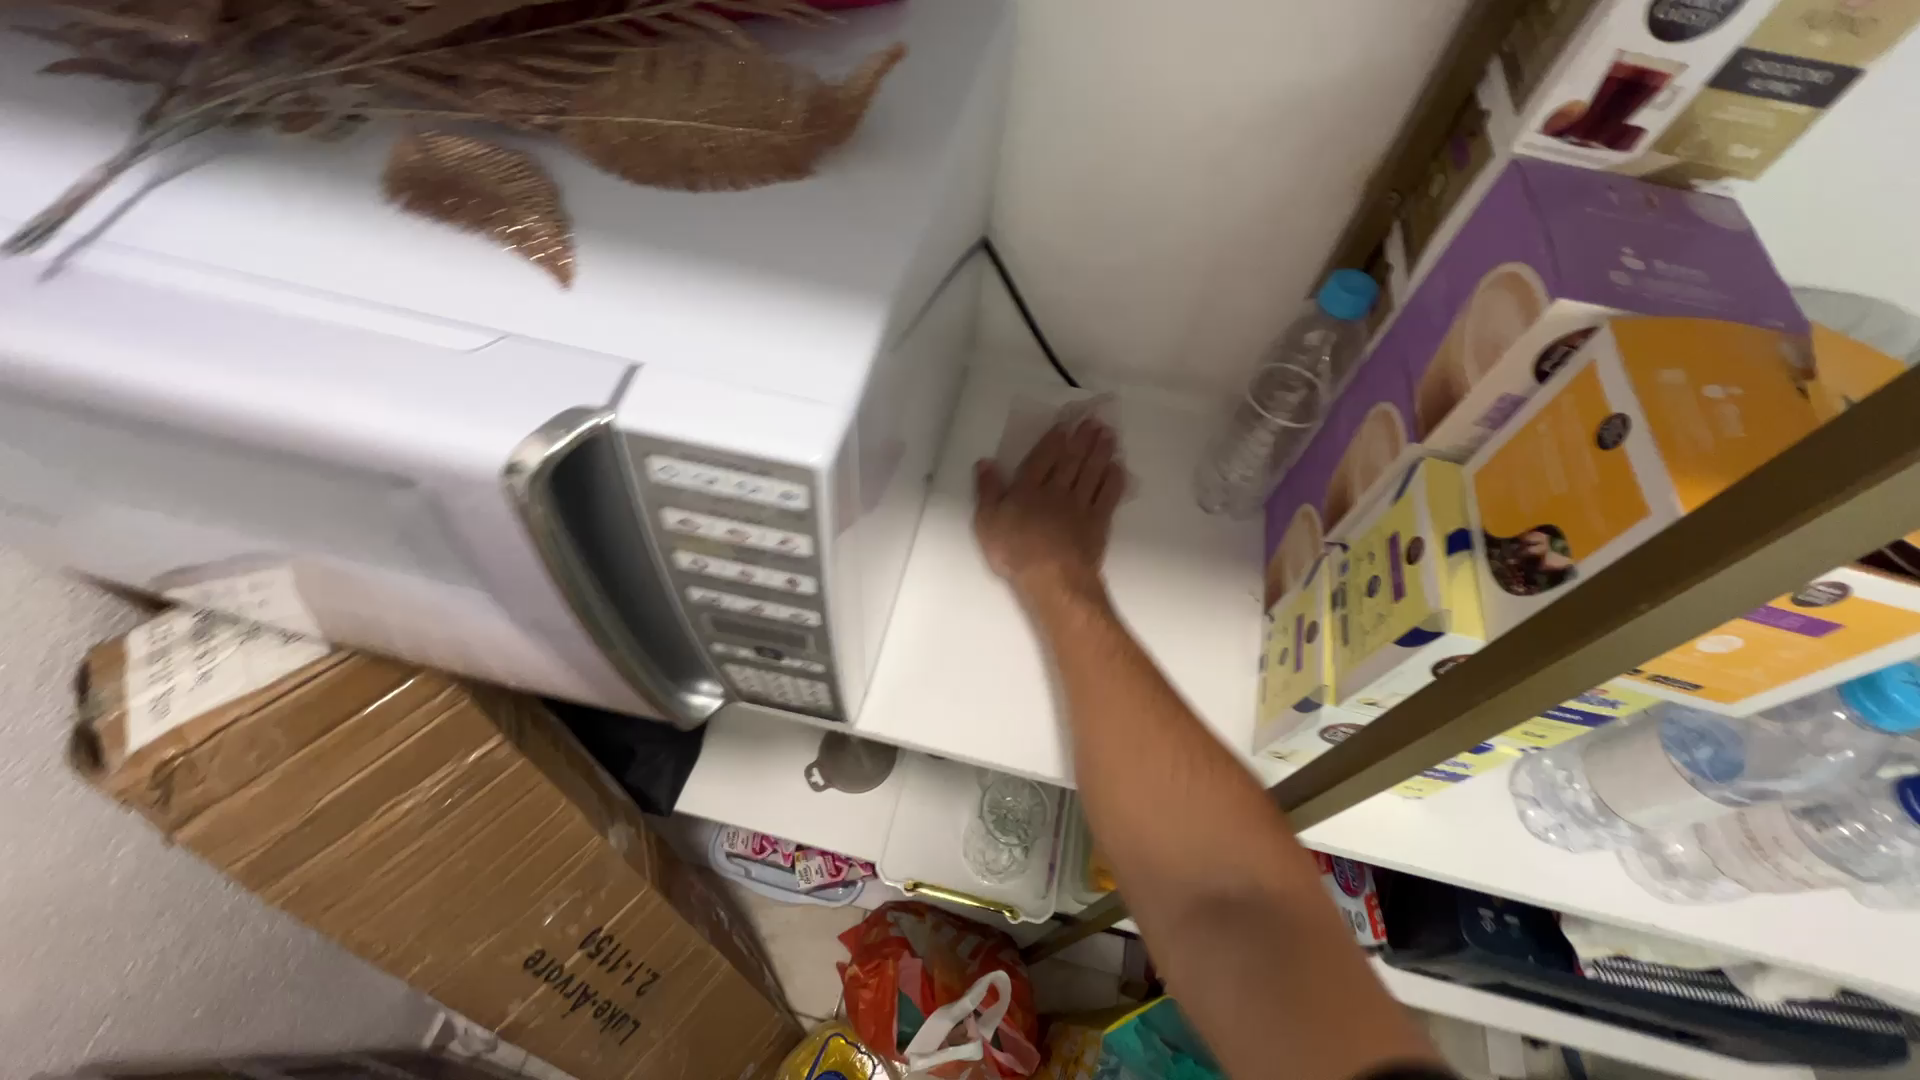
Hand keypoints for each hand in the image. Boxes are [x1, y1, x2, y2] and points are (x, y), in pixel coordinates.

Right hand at [974, 418, 1126, 602]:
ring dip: (1100, 452)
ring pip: (1092, 472)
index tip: (1065, 424)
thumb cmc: (1014, 552)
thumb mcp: (987, 522)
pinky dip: (1114, 480)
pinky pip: (1108, 496)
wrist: (1052, 577)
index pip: (1042, 458)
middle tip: (1093, 421)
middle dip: (1082, 439)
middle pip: (1071, 460)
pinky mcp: (1098, 522)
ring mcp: (1080, 506)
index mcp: (1028, 489)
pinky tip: (1118, 467)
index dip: (1054, 439)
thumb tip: (985, 462)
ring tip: (1108, 435)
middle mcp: (1056, 491)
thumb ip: (987, 490)